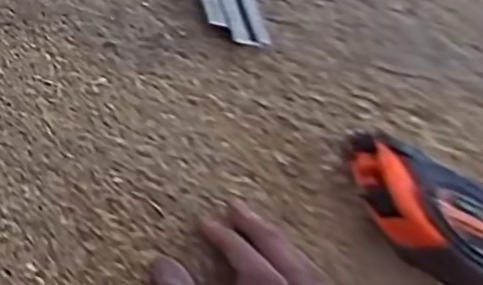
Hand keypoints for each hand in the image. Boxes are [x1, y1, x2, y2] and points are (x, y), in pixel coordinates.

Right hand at [150, 203, 329, 284]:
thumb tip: (161, 261)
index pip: (250, 262)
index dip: (226, 239)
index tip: (204, 221)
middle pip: (290, 264)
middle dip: (262, 232)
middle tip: (237, 206)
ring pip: (314, 276)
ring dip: (288, 250)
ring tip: (265, 230)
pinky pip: (321, 284)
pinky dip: (306, 271)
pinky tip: (294, 266)